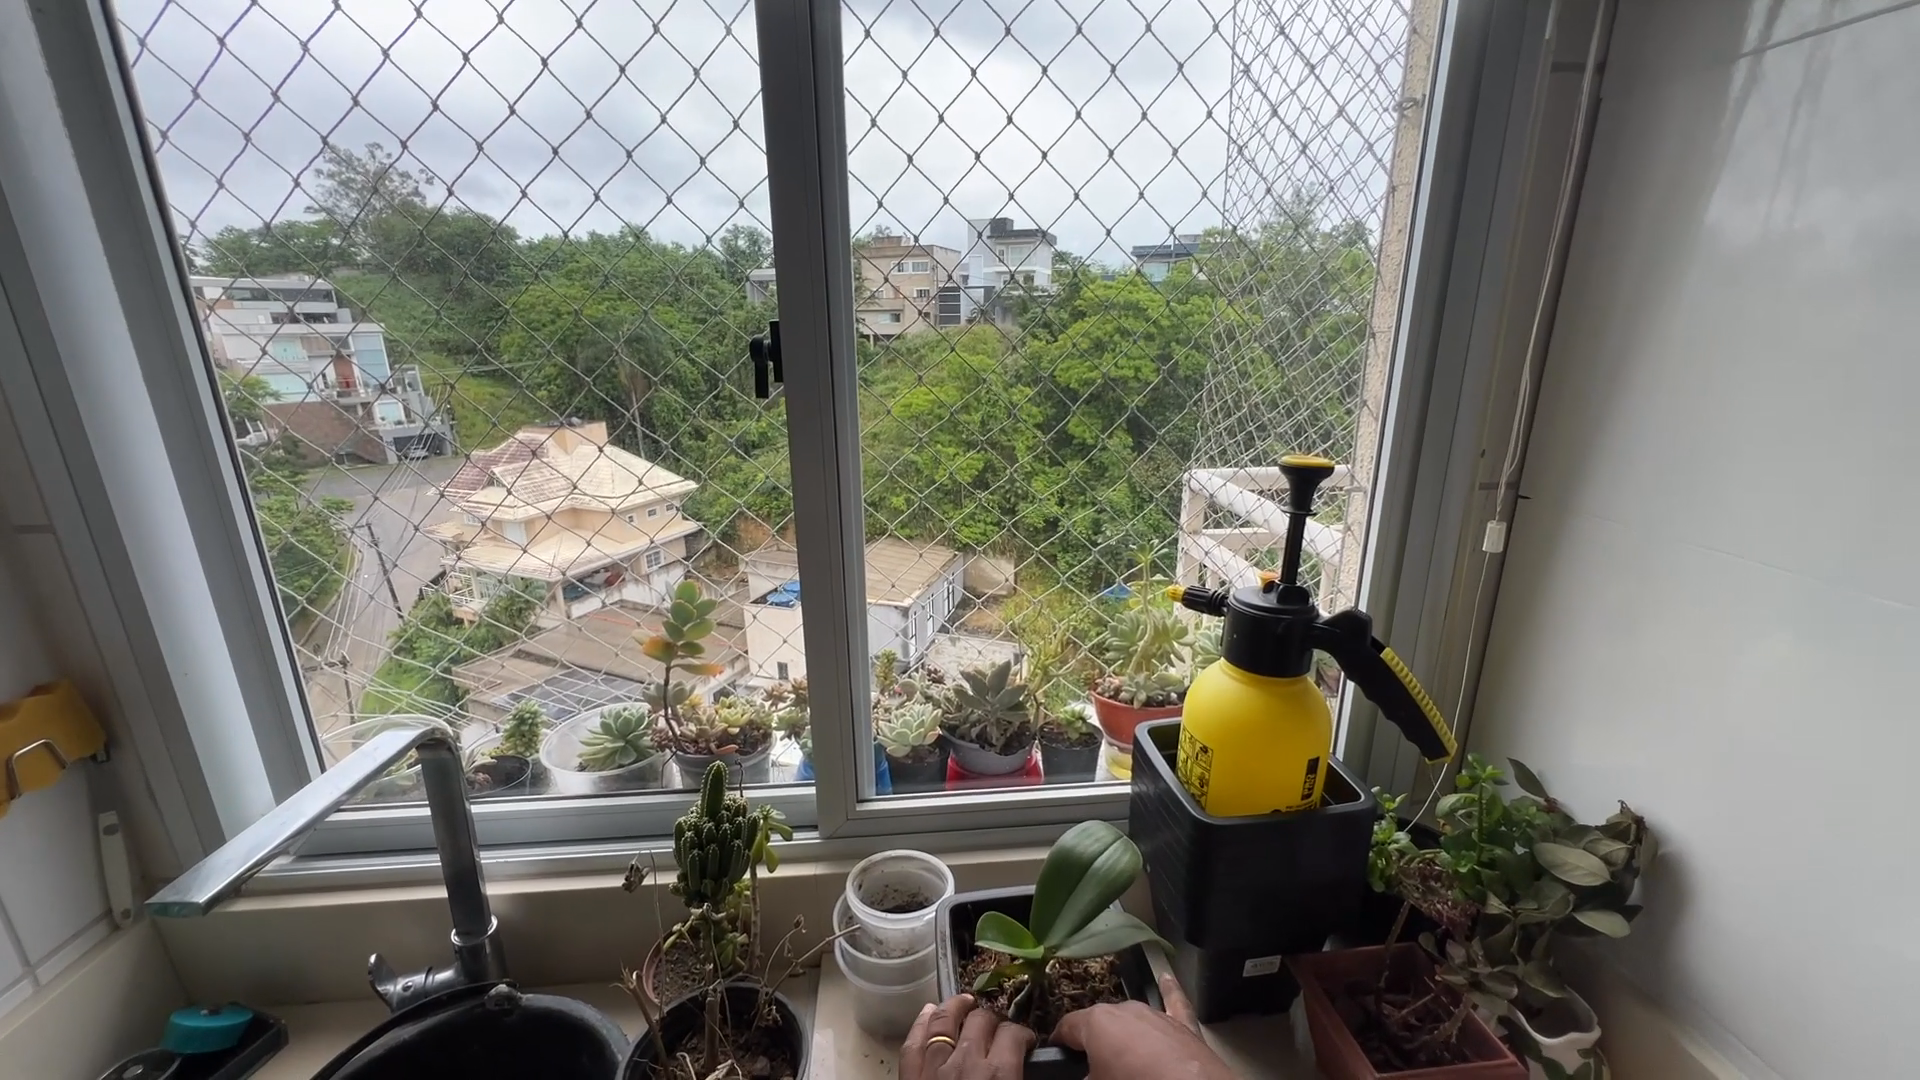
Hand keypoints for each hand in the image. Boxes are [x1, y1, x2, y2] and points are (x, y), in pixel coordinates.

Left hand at [900, 994, 1035, 1078]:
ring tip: (966, 1002)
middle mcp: (965, 1062)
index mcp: (997, 1075)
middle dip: (992, 1020)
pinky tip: (928, 1012)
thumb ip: (1016, 1077)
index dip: (1021, 1034)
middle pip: (980, 1022)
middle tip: (997, 1027)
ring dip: (957, 1008)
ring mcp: (933, 1067)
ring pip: (944, 1021)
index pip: (1013, 1035)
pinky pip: (913, 1042)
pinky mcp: (909, 1077)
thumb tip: (1020, 1064)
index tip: (1025, 1041)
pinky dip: (921, 1023)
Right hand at [1053, 973, 1236, 1079]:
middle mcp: (1123, 1009)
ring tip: (1123, 1060)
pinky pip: (1173, 1002)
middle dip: (1093, 1043)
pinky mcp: (1183, 1026)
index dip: (1058, 1042)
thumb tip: (1088, 1074)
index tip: (1055, 1054)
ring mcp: (1154, 1014)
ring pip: (1130, 1018)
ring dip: (1124, 1034)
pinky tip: (1166, 977)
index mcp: (1096, 1023)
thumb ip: (1087, 1075)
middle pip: (1099, 1023)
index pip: (1066, 1027)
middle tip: (1093, 1068)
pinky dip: (1169, 990)